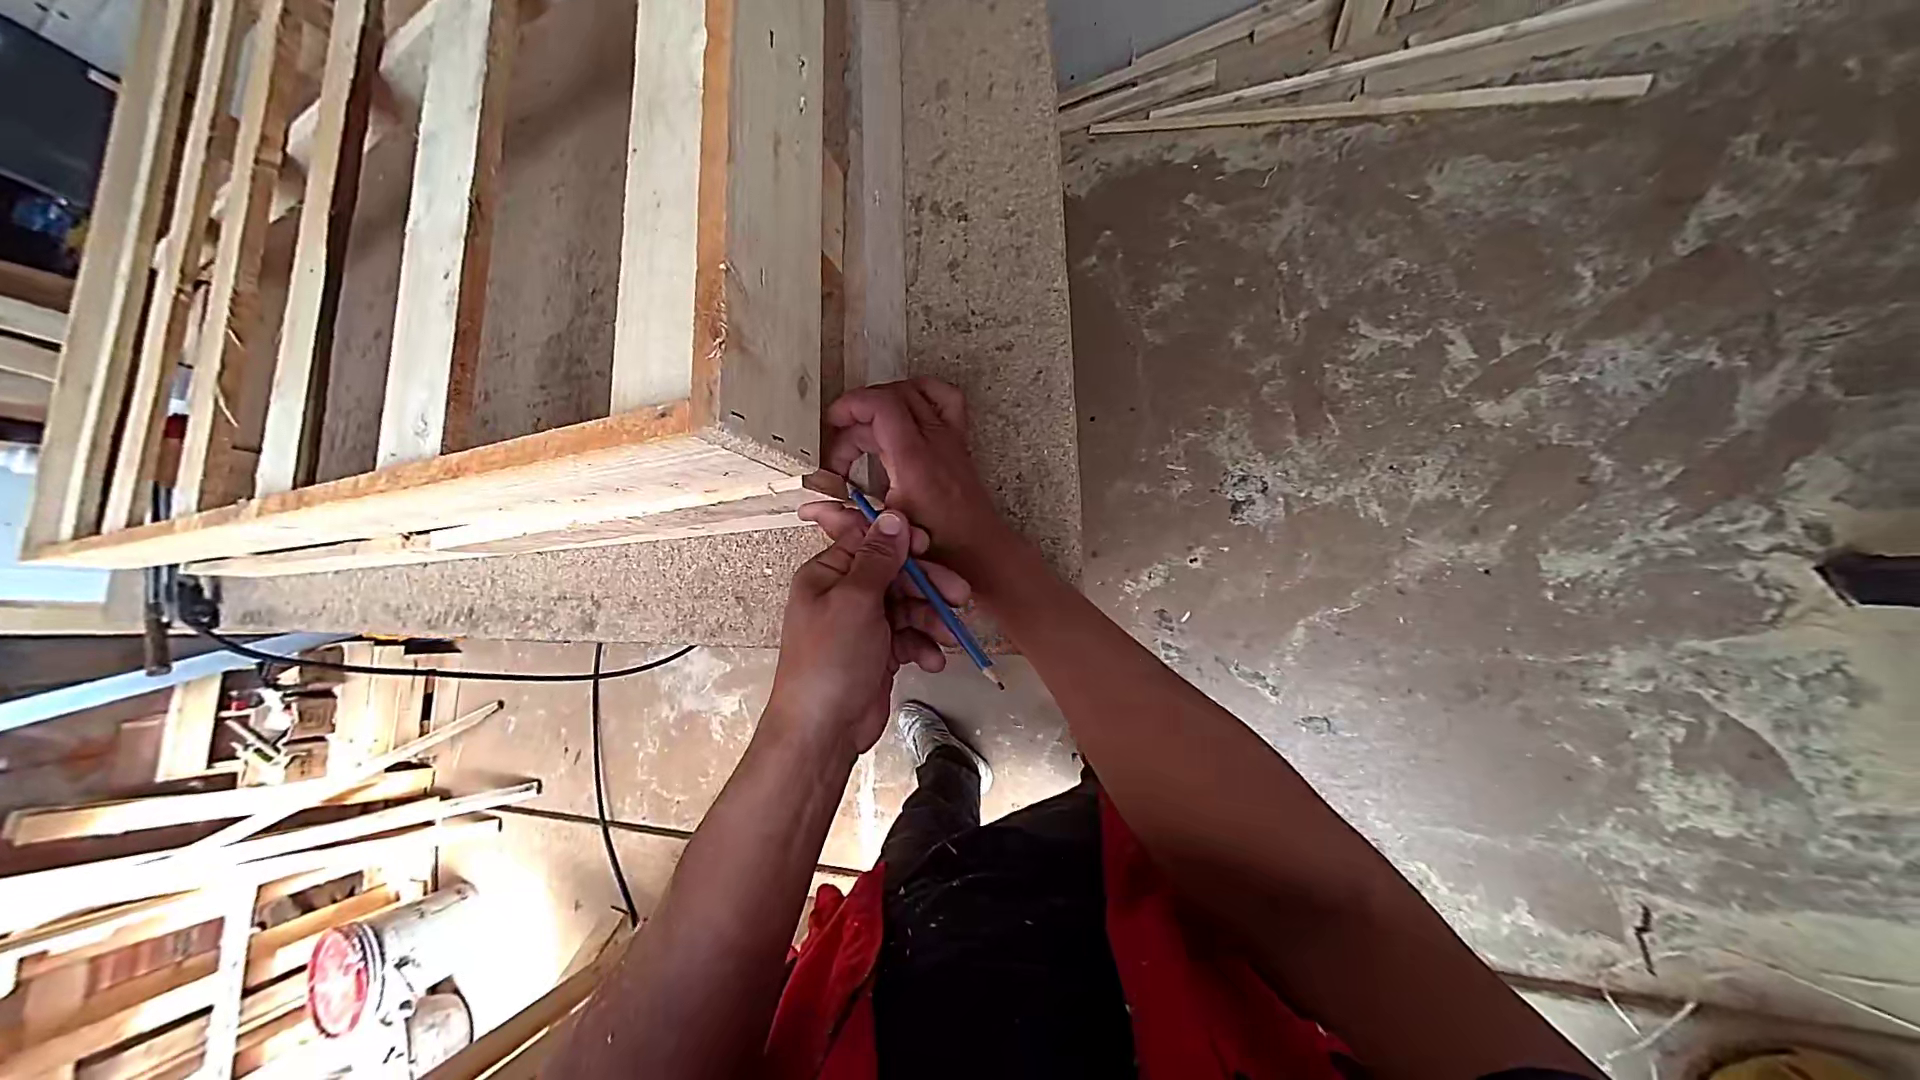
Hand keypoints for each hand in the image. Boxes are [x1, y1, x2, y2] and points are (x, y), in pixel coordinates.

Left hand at [765, 507, 971, 761]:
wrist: (824, 730)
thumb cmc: (829, 662)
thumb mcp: (856, 600)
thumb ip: (878, 558)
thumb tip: (892, 517)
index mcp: (828, 575)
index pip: (870, 544)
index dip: (902, 544)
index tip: (929, 547)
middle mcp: (845, 595)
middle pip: (896, 576)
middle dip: (928, 586)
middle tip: (960, 595)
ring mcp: (864, 625)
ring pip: (908, 607)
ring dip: (932, 620)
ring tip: (950, 636)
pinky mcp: (880, 651)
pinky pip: (909, 637)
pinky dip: (923, 645)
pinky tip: (932, 660)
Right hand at [823, 378, 1017, 580]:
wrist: (982, 554)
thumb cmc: (943, 549)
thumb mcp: (885, 533)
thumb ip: (846, 519)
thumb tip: (814, 509)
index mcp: (915, 460)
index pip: (882, 405)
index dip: (850, 405)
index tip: (833, 424)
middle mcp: (936, 441)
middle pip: (891, 397)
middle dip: (858, 414)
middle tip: (843, 450)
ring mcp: (950, 438)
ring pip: (915, 392)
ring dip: (885, 403)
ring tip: (867, 431)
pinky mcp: (958, 443)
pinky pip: (944, 400)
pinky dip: (922, 396)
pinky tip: (905, 414)